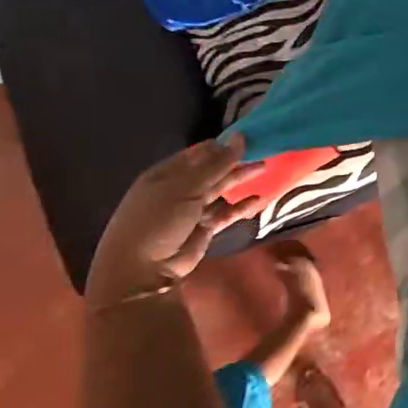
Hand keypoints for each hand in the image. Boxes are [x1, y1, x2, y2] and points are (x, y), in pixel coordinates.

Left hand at [87, 136, 262, 308]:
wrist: (142, 270)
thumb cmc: (157, 221)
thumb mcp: (185, 188)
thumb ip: (215, 165)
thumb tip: (240, 137)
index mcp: (166, 174)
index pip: (198, 153)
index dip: (221, 145)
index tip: (247, 137)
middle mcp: (178, 189)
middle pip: (211, 170)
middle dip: (234, 161)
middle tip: (261, 149)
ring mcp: (191, 210)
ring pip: (220, 190)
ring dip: (239, 180)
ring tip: (264, 168)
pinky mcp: (203, 229)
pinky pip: (225, 213)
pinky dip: (240, 206)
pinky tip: (258, 199)